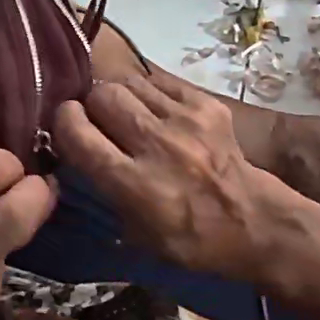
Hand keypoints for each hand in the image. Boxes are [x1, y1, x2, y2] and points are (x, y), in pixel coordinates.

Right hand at [55, 72, 314, 280]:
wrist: (256, 223)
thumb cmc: (189, 237)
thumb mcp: (134, 232)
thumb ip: (99, 188)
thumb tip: (69, 150)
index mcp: (135, 185)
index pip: (78, 133)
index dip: (63, 122)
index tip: (65, 123)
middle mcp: (157, 147)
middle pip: (102, 96)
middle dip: (91, 103)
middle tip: (96, 117)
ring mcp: (185, 121)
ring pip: (128, 82)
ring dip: (118, 95)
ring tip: (124, 111)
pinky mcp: (206, 105)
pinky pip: (158, 81)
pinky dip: (148, 91)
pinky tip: (153, 108)